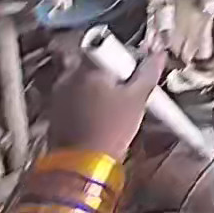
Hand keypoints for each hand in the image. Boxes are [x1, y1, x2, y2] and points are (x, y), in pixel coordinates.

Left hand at [46, 46, 165, 156]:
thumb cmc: (111, 130)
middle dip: (111, 71)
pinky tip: (100, 117)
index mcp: (90, 66)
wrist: (81, 167)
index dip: (123, 56)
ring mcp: (59, 91)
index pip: (108, 45)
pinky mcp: (54, 109)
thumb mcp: (137, 99)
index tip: (133, 71)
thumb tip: (158, 54)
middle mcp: (70, 73)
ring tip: (114, 106)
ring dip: (98, 85)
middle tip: (126, 90)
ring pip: (83, 77)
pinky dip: (86, 100)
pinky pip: (74, 94)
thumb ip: (148, 72)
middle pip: (95, 60)